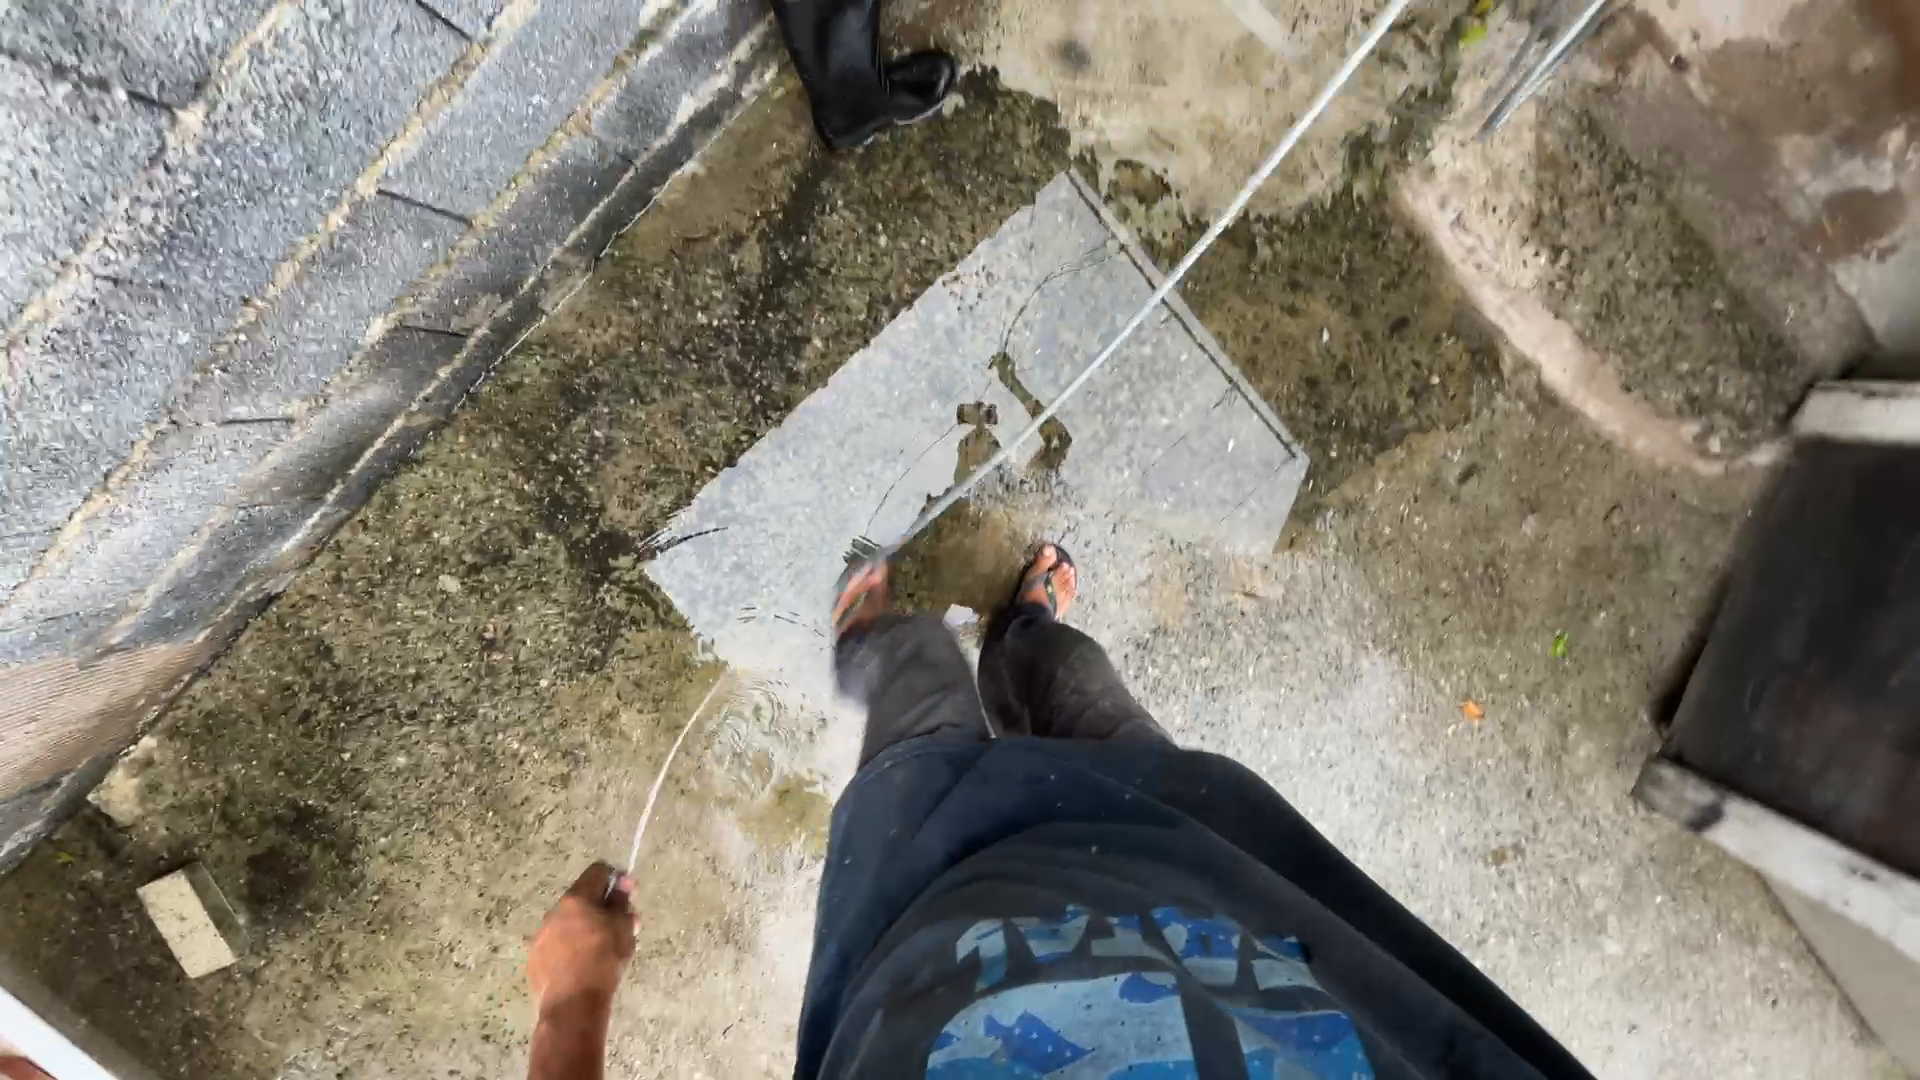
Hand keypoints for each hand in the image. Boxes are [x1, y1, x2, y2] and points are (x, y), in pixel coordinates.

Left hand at [528, 862, 637, 1015]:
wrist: (573, 1005)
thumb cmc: (603, 959)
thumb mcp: (624, 926)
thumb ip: (622, 902)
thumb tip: (621, 888)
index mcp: (576, 899)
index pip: (598, 871)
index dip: (617, 878)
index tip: (629, 894)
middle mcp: (554, 912)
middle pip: (582, 897)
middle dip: (602, 906)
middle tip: (620, 924)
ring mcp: (540, 937)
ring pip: (568, 922)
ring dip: (585, 926)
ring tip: (601, 947)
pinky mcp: (534, 961)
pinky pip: (557, 943)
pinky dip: (571, 946)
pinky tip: (582, 963)